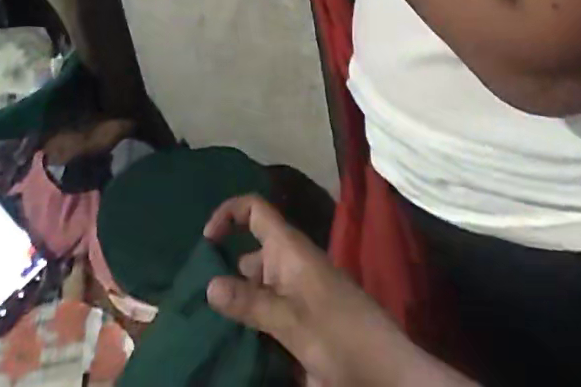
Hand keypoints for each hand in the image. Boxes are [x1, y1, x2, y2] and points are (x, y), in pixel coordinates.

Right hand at [204, 195, 466, 386]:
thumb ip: (251, 303)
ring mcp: (298, 291)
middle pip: (249, 254)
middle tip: (194, 303)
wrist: (386, 370)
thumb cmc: (340, 335)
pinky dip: (251, 323)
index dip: (229, 213)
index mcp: (289, 249)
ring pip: (257, 288)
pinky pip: (268, 312)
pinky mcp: (303, 318)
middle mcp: (291, 263)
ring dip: (236, 304)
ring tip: (206, 328)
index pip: (255, 210)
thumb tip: (209, 283)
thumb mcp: (291, 321)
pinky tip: (233, 344)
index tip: (206, 241)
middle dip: (223, 273)